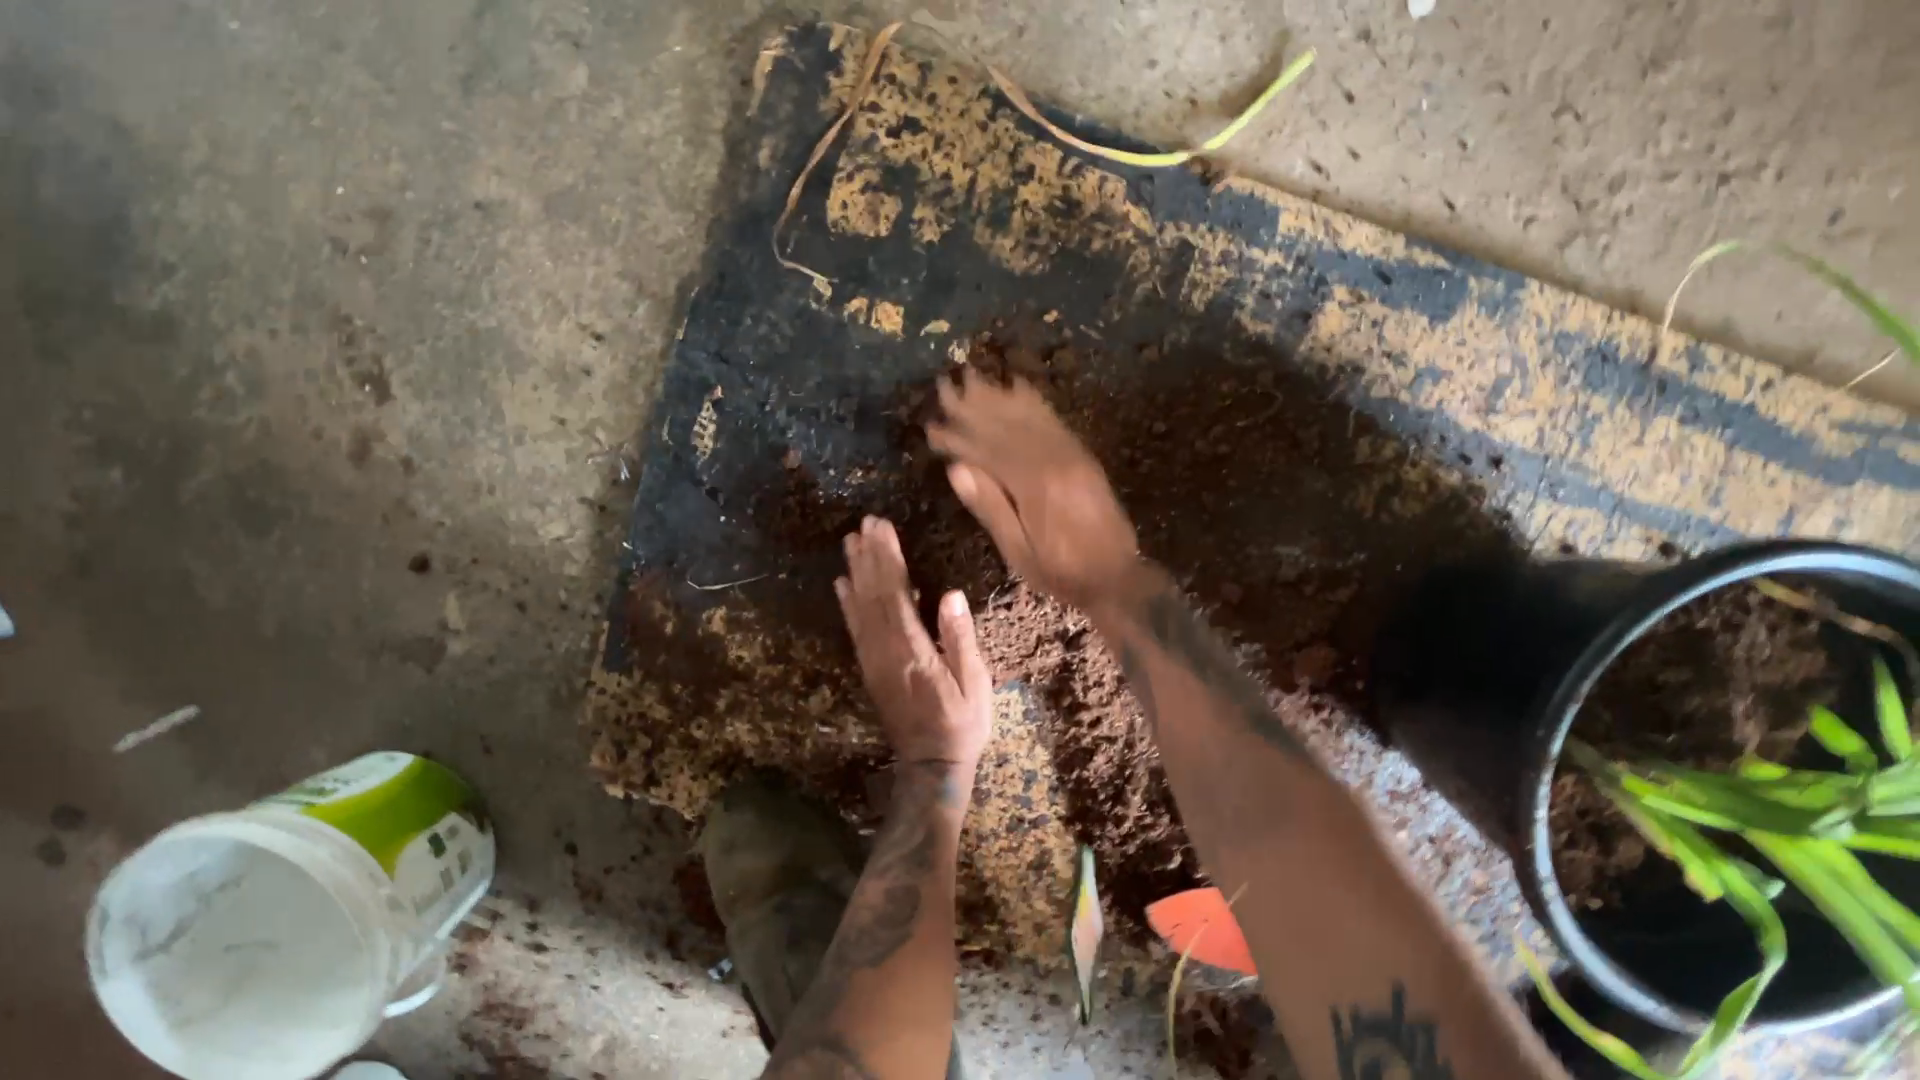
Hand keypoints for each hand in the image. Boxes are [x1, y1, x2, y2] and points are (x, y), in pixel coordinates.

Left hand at [835, 516, 993, 768]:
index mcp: (913, 651)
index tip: (883, 529)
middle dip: (870, 556)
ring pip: (860, 609)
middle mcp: (885, 652)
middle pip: (873, 596)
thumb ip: (960, 638)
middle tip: (865, 523)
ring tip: (850, 542)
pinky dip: (847, 603)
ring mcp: (873, 662)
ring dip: (856, 573)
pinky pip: (855, 630)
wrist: (930, 766)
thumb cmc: (962, 724)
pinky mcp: (870, 670)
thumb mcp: (974, 684)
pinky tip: (843, 584)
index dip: (888, 559)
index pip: (896, 595)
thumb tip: (951, 594)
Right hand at [926, 369, 1140, 611]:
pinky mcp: (1082, 456)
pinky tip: (1017, 388)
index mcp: (1034, 485)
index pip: (987, 451)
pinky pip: (1053, 420)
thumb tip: (957, 470)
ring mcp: (1072, 454)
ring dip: (998, 397)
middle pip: (1006, 425)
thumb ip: (990, 508)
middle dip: (973, 405)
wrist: (1117, 576)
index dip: (957, 437)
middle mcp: (1054, 460)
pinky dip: (1031, 402)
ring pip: (1028, 417)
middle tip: (945, 385)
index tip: (931, 426)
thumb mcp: (1019, 551)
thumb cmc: (1061, 572)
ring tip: (973, 378)